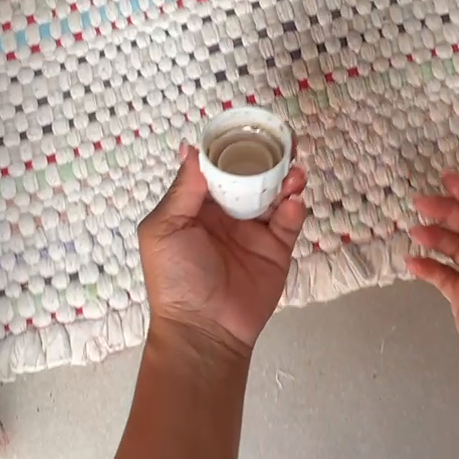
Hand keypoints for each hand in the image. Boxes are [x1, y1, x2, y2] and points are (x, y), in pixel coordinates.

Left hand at [138, 143, 308, 357]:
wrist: (203, 330)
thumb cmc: (175, 278)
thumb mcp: (164, 228)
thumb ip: (184, 189)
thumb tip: (192, 148)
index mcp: (199, 205)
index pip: (219, 168)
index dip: (233, 148)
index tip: (248, 129)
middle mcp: (229, 212)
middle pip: (253, 176)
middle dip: (268, 157)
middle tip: (284, 141)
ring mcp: (255, 230)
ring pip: (276, 194)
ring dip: (287, 178)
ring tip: (294, 171)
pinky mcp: (277, 249)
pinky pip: (290, 221)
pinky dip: (294, 208)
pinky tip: (292, 202)